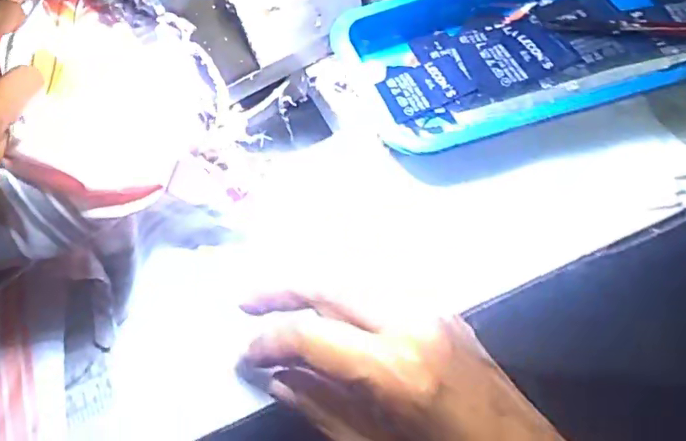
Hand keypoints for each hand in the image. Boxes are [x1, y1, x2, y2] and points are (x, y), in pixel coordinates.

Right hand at [241, 290, 563, 440]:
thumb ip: (324, 411)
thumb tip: (274, 375)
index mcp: (398, 368)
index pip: (309, 334)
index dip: (268, 340)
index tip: (243, 353)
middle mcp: (409, 321)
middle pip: (323, 284)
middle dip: (277, 291)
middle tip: (244, 303)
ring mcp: (430, 307)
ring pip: (348, 274)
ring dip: (307, 285)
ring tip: (277, 300)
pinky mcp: (442, 307)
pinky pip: (378, 284)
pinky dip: (342, 288)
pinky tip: (327, 304)